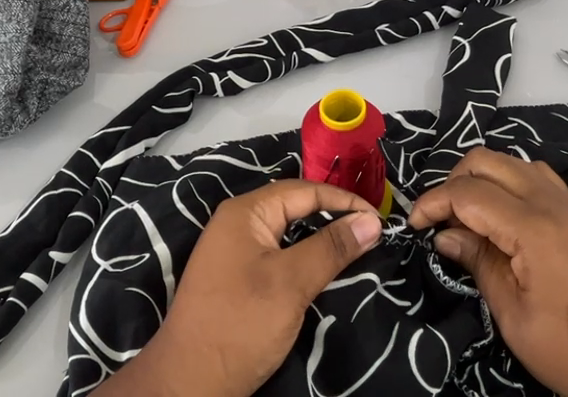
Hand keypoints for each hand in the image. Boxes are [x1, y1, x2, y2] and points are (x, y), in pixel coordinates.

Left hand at [96, 179, 382, 396]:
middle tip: (372, 232)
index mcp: (246, 212)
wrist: (188, 382)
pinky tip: (323, 269)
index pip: (304, 191)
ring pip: (287, 232)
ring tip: (356, 247)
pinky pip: (278, 253)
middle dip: (333, 216)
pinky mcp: (236, 278)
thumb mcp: (291, 283)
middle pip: (295, 207)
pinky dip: (304, 256)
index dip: (344, 201)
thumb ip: (331, 248)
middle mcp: (237, 223)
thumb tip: (372, 221)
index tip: (380, 221)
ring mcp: (234, 251)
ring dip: (320, 237)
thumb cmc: (240, 323)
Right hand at [409, 148, 567, 396]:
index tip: (414, 226)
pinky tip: (501, 216)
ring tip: (465, 216)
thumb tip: (447, 236)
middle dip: (453, 181)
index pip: (467, 192)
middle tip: (438, 219)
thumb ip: (479, 264)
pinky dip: (507, 182)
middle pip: (486, 161)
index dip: (433, 203)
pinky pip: (534, 176)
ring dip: (481, 178)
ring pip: (511, 162)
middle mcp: (549, 200)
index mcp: (530, 225)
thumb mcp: (514, 316)